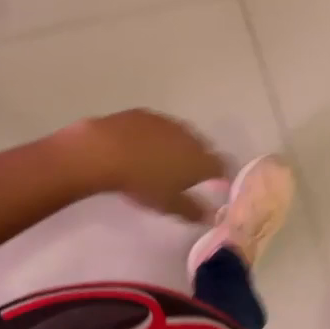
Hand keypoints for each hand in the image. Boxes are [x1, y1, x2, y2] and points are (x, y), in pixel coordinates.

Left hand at [55, 110, 229, 221]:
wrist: (107, 150)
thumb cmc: (142, 182)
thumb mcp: (168, 205)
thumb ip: (192, 210)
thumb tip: (210, 215)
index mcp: (199, 159)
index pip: (221, 165)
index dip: (221, 175)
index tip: (218, 183)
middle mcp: (188, 136)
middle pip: (202, 147)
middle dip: (199, 159)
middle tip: (189, 175)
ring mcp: (167, 122)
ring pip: (181, 134)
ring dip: (179, 146)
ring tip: (166, 160)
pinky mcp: (146, 113)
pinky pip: (160, 126)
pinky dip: (158, 136)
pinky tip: (145, 146)